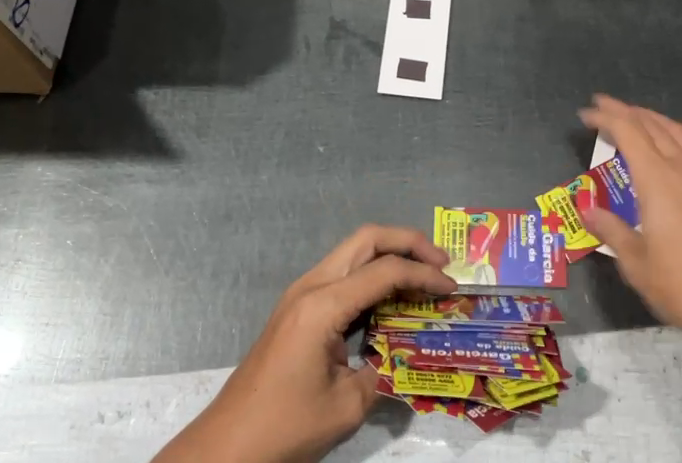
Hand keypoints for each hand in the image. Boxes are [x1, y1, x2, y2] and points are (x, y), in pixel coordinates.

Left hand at [155, 226, 455, 462]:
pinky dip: (372, 278)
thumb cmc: (286, 424)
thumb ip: (382, 372)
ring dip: (390, 257)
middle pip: (367, 239)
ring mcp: (301, 295)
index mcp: (323, 304)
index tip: (452, 288)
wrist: (228, 445)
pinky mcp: (298, 310)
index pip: (385, 271)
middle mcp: (311, 286)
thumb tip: (400, 358)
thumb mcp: (346, 406)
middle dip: (408, 243)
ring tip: (423, 276)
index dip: (424, 274)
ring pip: (353, 253)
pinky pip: (342, 277)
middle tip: (441, 262)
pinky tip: (391, 301)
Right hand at [580, 94, 681, 348]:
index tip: (585, 114)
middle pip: (653, 126)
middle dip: (626, 111)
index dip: (606, 118)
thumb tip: (587, 210)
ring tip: (635, 119)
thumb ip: (611, 230)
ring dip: (653, 120)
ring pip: (678, 134)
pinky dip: (676, 139)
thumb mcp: (635, 262)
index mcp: (657, 179)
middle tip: (602, 106)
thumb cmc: (681, 286)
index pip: (628, 132)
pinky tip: (673, 153)